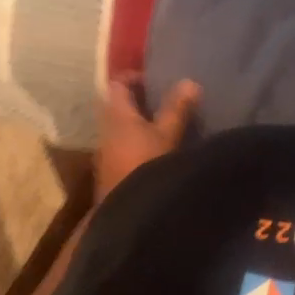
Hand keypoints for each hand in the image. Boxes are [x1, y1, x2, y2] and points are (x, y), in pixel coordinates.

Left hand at [95, 75, 198, 201]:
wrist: (125, 216)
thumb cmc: (146, 165)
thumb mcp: (168, 135)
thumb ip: (177, 108)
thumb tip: (189, 82)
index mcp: (116, 114)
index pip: (116, 84)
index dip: (133, 78)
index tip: (155, 82)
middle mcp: (105, 129)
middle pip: (117, 105)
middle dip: (138, 102)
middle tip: (164, 103)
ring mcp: (104, 152)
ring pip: (119, 127)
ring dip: (137, 124)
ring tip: (164, 128)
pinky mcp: (108, 173)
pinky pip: (120, 147)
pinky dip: (135, 143)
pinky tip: (155, 153)